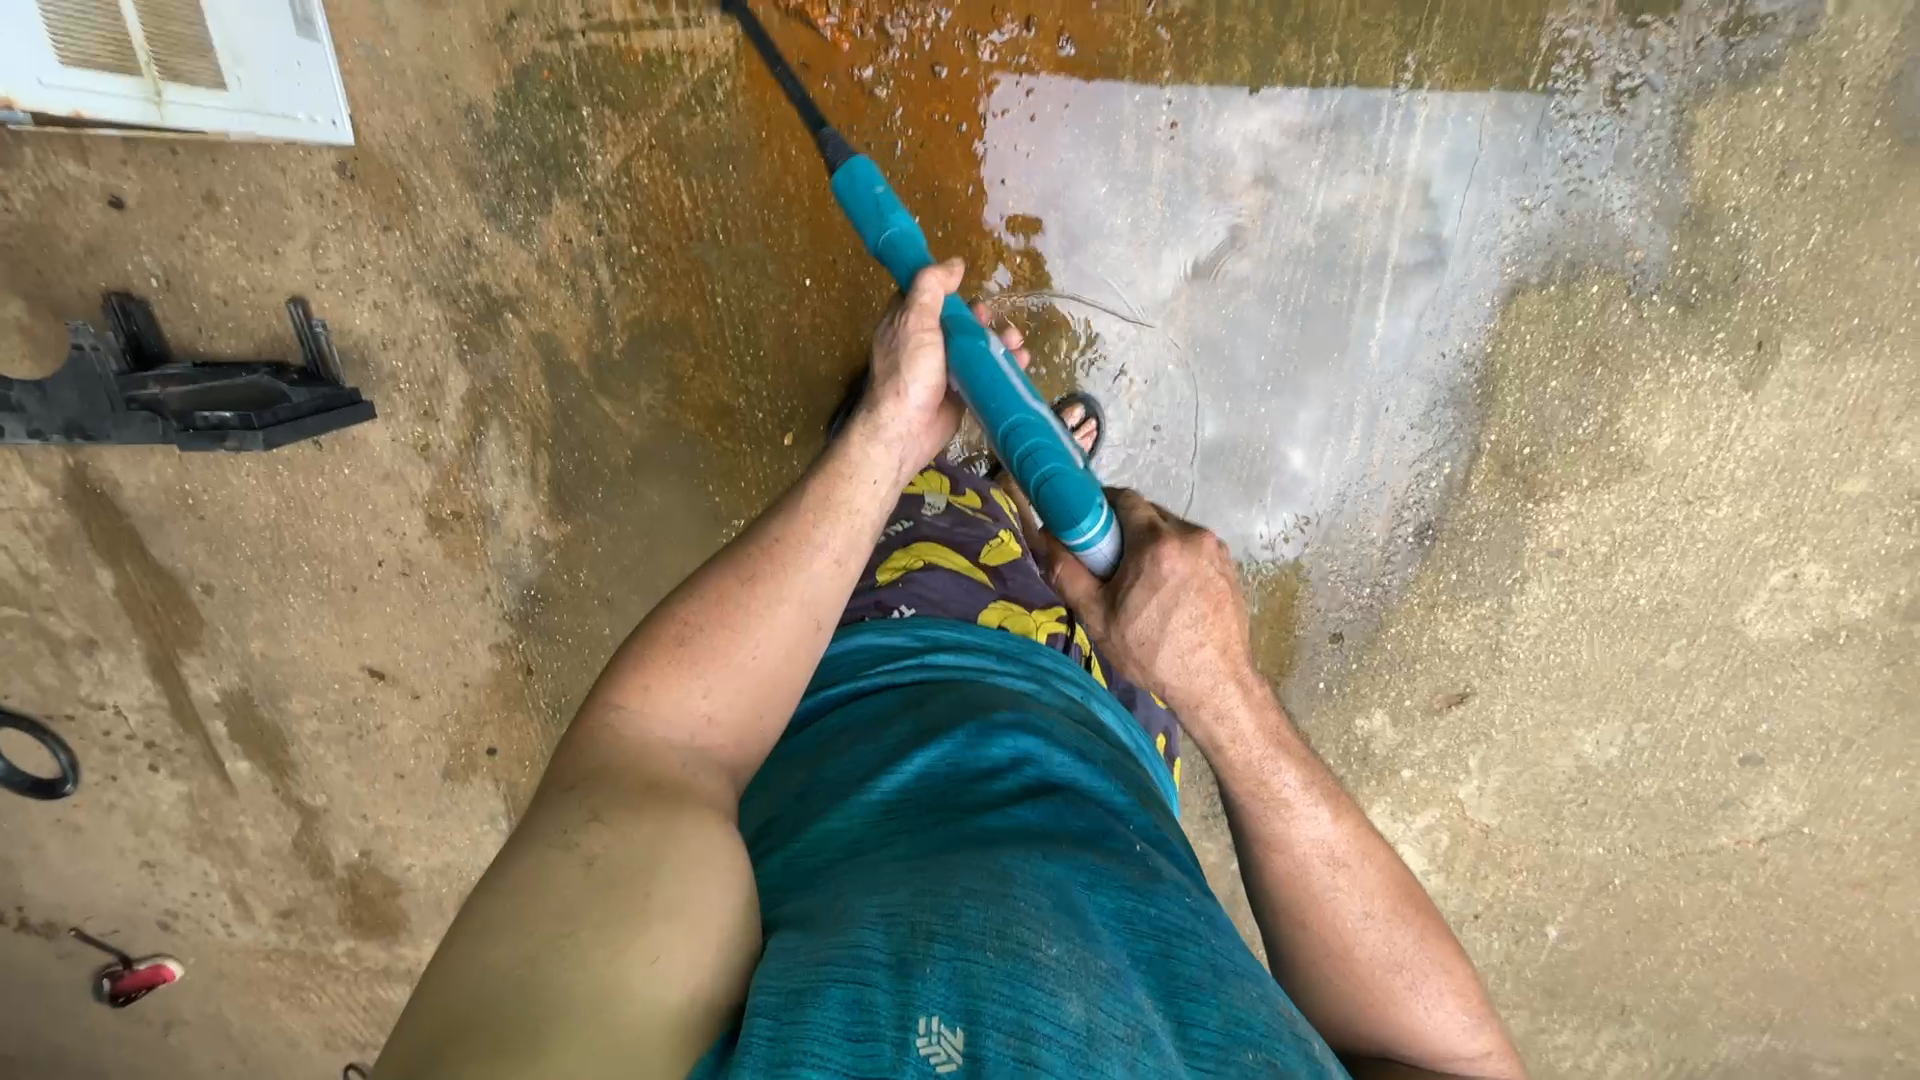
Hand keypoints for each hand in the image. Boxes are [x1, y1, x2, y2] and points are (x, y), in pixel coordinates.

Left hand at [850, 258, 1029, 480]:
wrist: (907, 430)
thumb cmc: (908, 372)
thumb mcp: (915, 320)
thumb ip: (931, 287)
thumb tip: (954, 263)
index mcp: (907, 321)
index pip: (928, 295)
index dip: (949, 288)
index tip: (967, 285)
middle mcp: (924, 343)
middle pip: (959, 322)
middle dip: (981, 318)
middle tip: (990, 320)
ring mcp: (943, 369)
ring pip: (976, 348)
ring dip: (999, 342)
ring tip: (1015, 343)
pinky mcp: (961, 392)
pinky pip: (985, 374)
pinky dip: (1004, 367)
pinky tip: (1020, 363)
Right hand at [1044, 490, 1263, 736]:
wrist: (1214, 685)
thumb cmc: (1151, 652)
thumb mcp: (1096, 615)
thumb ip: (1067, 571)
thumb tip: (1046, 537)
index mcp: (1157, 542)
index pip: (1124, 498)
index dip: (1101, 505)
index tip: (1087, 527)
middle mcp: (1192, 536)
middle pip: (1150, 513)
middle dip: (1126, 529)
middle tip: (1110, 561)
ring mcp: (1217, 550)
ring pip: (1173, 531)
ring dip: (1153, 545)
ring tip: (1141, 583)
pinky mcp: (1231, 567)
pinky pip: (1193, 550)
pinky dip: (1177, 560)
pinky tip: (1169, 594)